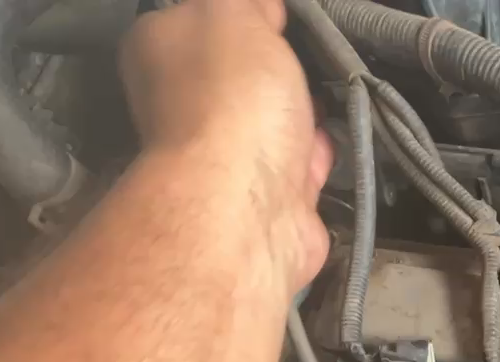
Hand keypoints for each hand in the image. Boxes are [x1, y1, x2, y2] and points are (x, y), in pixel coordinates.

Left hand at [120, 0, 331, 293]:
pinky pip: (302, 166)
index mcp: (162, 48)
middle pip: (244, 75)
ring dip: (307, 115)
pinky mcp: (272, 198)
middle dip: (283, 70)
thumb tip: (263, 2)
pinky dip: (320, 156)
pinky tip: (334, 144)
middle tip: (315, 58)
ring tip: (337, 97)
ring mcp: (231, 157)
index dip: (246, 15)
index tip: (280, 17)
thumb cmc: (234, 99)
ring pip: (277, 123)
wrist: (253, 204)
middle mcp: (188, 104)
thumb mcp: (235, 13)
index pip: (203, 19)